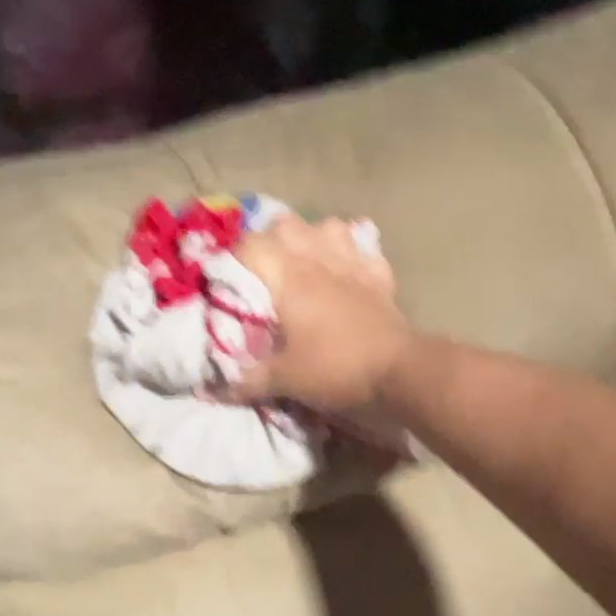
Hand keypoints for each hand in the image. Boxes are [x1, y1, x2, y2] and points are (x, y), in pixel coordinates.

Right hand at [224, 214, 413, 412]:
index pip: (250, 244)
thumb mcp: (285, 379)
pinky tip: (347, 272)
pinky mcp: (380, 277)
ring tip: (306, 262)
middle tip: (264, 272)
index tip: (227, 280)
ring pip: (328, 226)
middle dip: (271, 241)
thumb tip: (216, 392)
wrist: (399, 372)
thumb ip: (248, 380)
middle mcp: (318, 260)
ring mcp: (353, 264)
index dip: (233, 257)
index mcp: (289, 276)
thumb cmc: (335, 368)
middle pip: (286, 224)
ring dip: (313, 238)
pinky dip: (353, 255)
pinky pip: (364, 251)